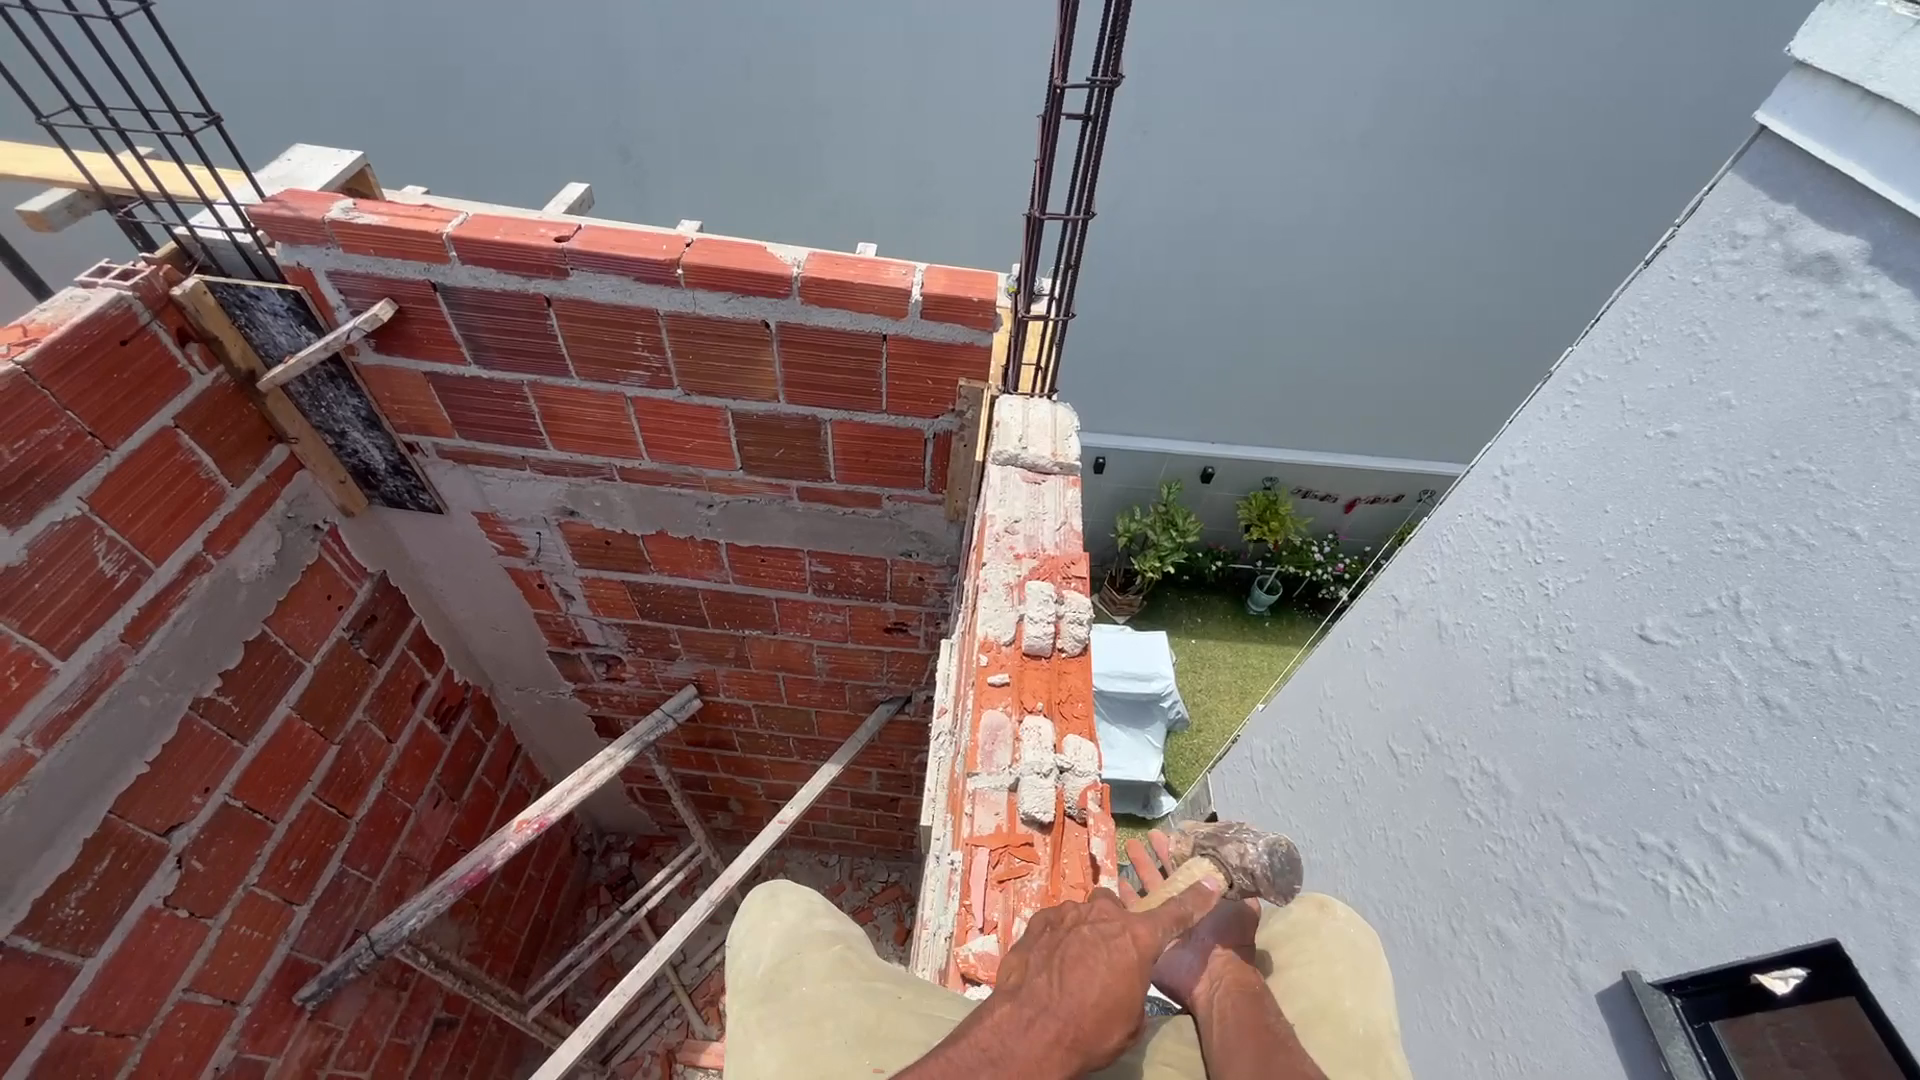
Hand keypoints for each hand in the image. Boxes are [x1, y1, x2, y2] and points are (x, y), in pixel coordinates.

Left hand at [990, 879, 1221, 1074]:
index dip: (1194, 900)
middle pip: (1118, 908)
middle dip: (1116, 926)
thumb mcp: (1131, 1017)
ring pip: (1085, 912)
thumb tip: (1126, 978)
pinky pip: (1057, 922)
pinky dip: (1058, 938)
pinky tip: (1050, 963)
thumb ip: (1135, 983)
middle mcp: (1105, 914)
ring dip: (1085, 932)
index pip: (1175, 913)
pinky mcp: (1039, 918)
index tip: (1210, 883)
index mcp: (1137, 938)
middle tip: (1108, 956)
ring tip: (1073, 965)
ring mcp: (1069, 912)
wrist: (1032, 1027)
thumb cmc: (1092, 1030)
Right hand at [1122, 830, 1262, 1011]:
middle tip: (1139, 836)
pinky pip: (1132, 912)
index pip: (1185, 869)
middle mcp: (1181, 907)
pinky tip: (1114, 881)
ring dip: (1137, 869)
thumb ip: (1239, 887)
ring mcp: (1163, 920)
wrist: (1212, 975)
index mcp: (1201, 898)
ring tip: (1127, 848)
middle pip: (1162, 876)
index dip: (1174, 851)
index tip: (1163, 834)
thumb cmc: (1227, 938)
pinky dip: (1123, 897)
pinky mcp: (1147, 933)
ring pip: (1146, 889)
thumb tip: (1240, 866)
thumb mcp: (1243, 907)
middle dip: (1151, 856)